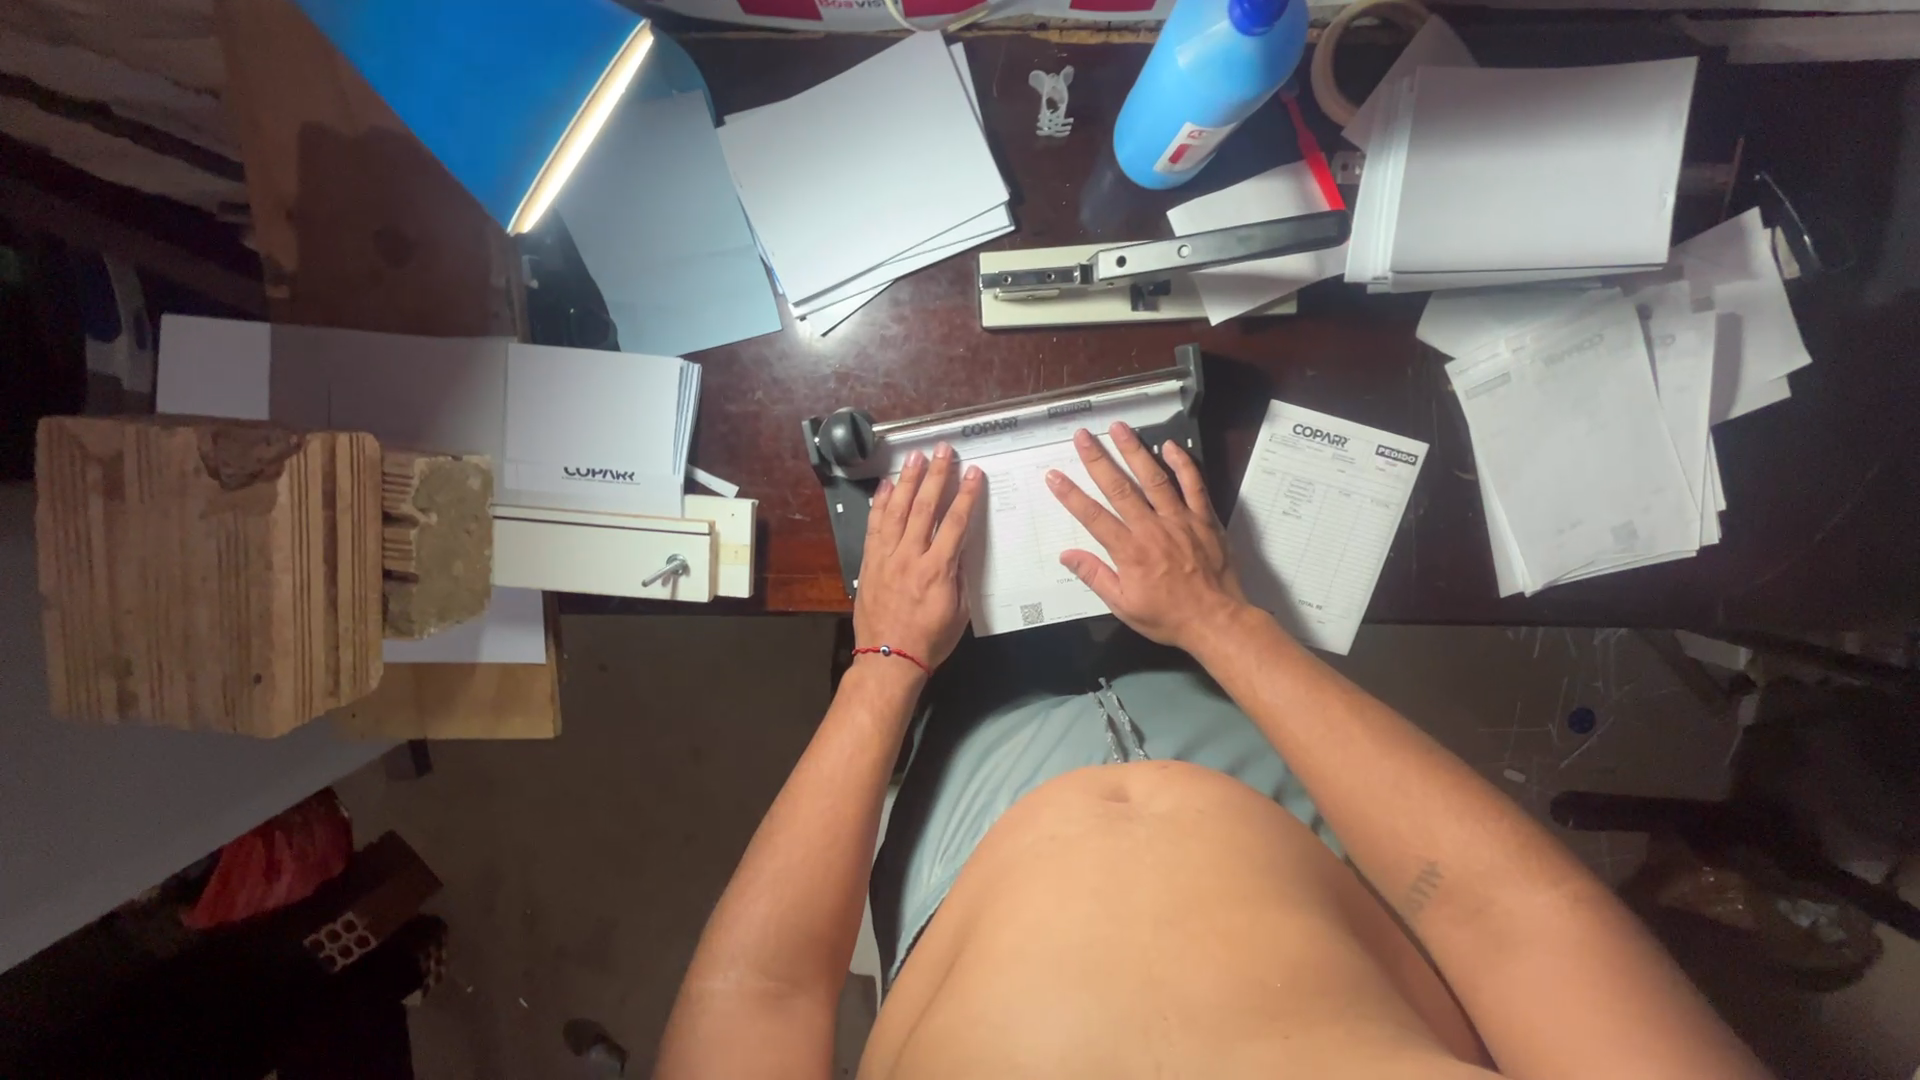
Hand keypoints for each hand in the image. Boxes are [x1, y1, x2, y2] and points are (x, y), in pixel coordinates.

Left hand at [854, 442, 984, 671]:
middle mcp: (910, 556)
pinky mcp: (869, 562)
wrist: (889, 658)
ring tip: (915, 458)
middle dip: (935, 475)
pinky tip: (886, 486)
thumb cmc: (930, 639)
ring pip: (897, 510)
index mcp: (937, 570)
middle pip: (924, 507)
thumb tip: (960, 549)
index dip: (965, 495)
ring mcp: (886, 557)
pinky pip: (874, 526)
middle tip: (942, 450)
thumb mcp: (958, 611)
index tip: (972, 472)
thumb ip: (959, 576)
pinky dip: (880, 504)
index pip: (954, 523)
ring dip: (907, 481)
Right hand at [1045, 423, 1255, 652]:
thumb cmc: (1168, 617)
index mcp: (1129, 551)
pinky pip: (1193, 485)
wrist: (1217, 621)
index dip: (1071, 495)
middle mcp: (1152, 529)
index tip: (1054, 475)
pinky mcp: (1204, 518)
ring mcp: (1180, 520)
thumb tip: (1067, 555)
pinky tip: (1169, 445)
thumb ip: (1095, 576)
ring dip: (1135, 451)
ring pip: (1154, 478)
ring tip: (1119, 428)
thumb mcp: (1123, 605)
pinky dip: (1182, 463)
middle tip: (1083, 436)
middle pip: (1119, 488)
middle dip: (1098, 460)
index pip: (1093, 517)